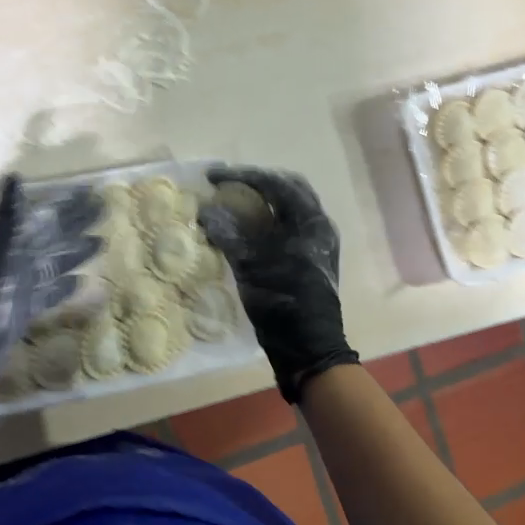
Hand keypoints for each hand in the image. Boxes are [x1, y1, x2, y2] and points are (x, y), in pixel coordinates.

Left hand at [0, 175, 101, 455]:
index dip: (65, 205)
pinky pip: (44, 296)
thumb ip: (4, 225)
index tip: (92, 191)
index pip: (39, 218)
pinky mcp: (17, 317)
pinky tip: (80, 284)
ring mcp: (12, 292)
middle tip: (105, 209)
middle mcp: (6, 265)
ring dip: (72, 254)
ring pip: (49, 266)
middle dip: (74, 225)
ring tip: (99, 242)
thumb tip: (14, 179)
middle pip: (47, 240)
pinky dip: (61, 289)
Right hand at [198, 166, 357, 403]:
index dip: (242, 177)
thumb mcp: (250, 266)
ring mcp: (319, 244)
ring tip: (234, 202)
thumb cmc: (282, 304)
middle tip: (227, 184)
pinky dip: (268, 221)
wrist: (309, 348)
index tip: (213, 177)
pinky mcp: (312, 260)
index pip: (275, 184)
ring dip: (263, 202)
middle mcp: (319, 226)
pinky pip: (289, 228)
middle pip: (288, 190)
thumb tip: (205, 209)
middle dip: (256, 183)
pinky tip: (247, 229)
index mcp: (310, 222)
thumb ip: (228, 234)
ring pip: (290, 209)